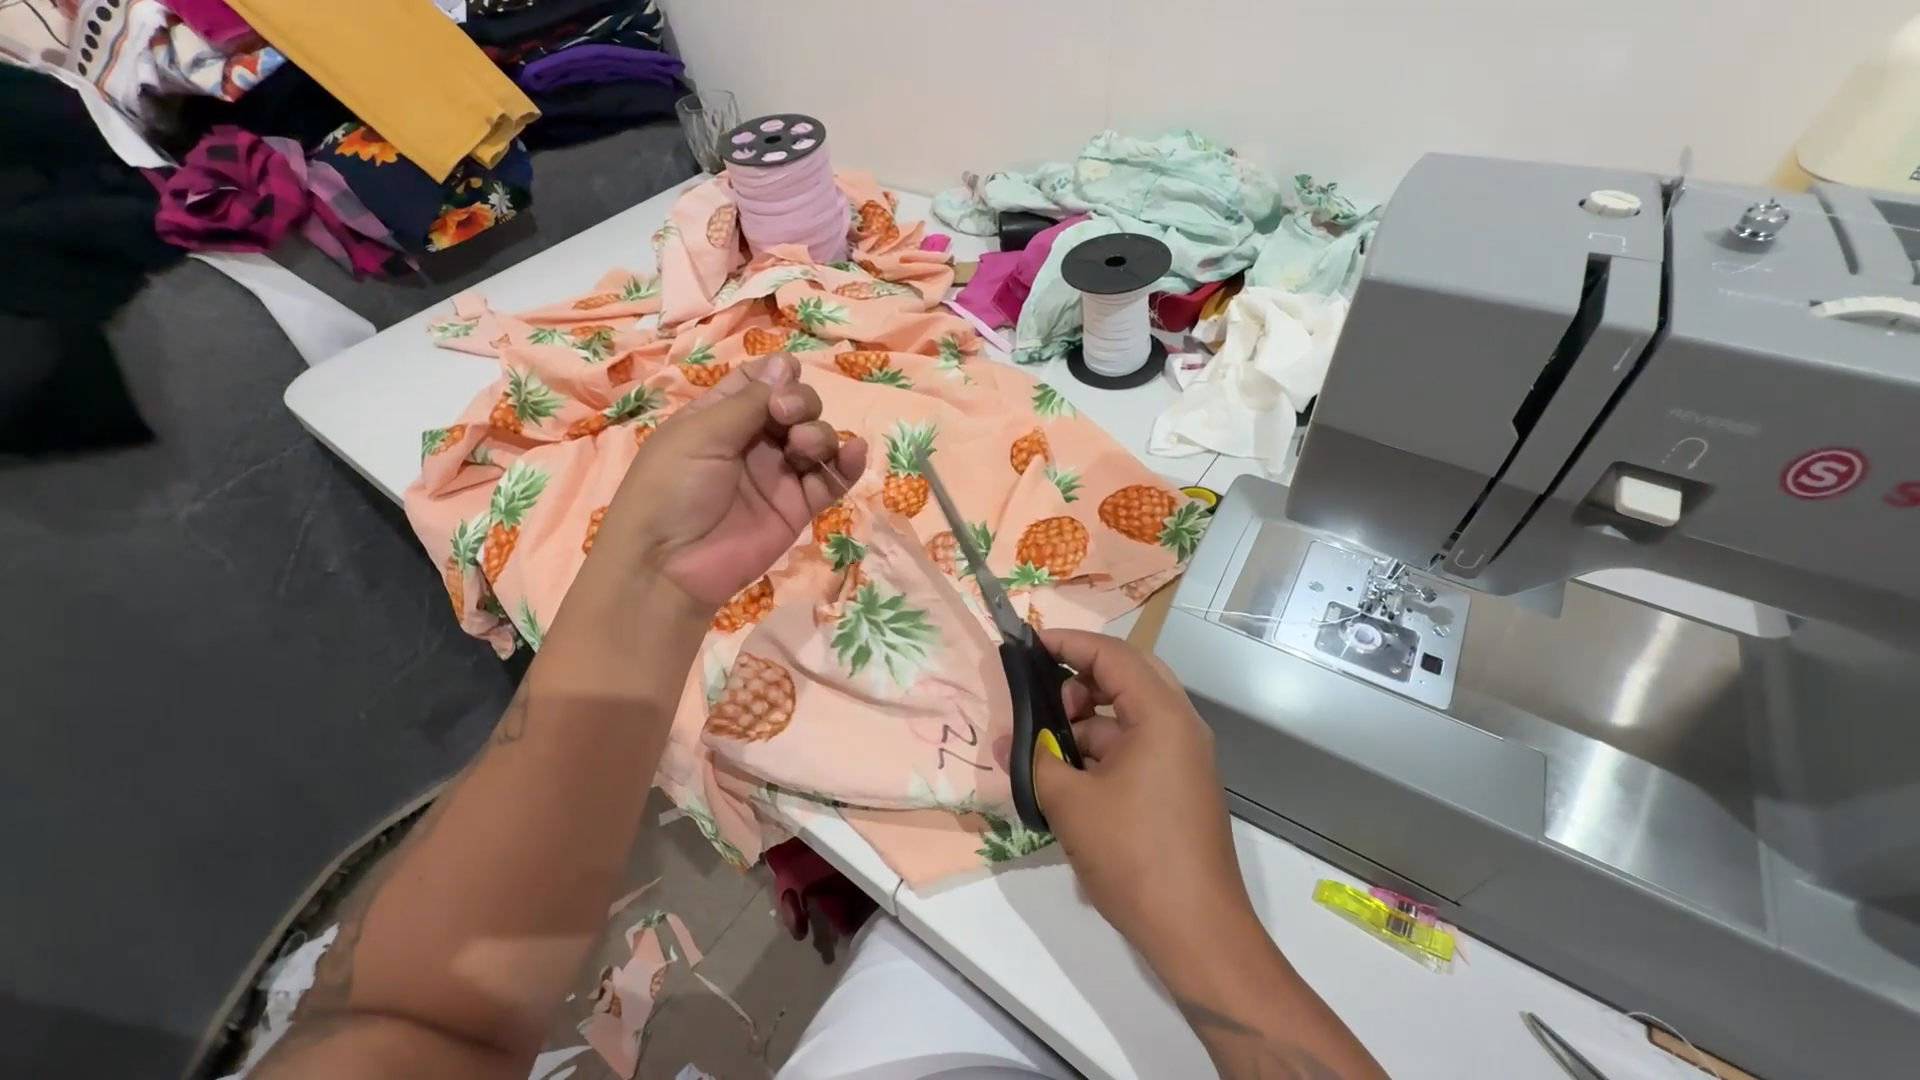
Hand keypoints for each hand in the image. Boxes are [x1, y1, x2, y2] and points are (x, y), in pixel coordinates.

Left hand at [600, 353, 866, 608]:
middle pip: (796, 406)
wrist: (669, 564)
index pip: (760, 384)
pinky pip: (831, 480)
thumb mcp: (702, 433)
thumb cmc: (671, 488)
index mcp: (720, 417)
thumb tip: (786, 361)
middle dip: (801, 403)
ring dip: (819, 432)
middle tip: (786, 417)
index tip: (784, 380)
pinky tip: (854, 452)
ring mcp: (778, 475)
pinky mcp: (799, 507)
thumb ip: (749, 401)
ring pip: (817, 439)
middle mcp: (753, 441)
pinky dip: (847, 464)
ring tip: (804, 446)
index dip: (778, 376)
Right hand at [1031, 629, 1256, 962]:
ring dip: (1087, 719)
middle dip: (1081, 677)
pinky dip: (1102, 749)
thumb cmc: (1133, 855)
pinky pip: (1137, 745)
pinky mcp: (1179, 785)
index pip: (1113, 654)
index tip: (1029, 644)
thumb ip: (1034, 760)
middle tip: (1043, 696)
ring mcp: (1184, 757)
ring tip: (1047, 746)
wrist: (1196, 930)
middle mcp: (1180, 725)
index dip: (1069, 643)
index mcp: (1162, 715)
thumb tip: (1003, 741)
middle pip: (1128, 675)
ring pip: (1129, 713)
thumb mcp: (1070, 803)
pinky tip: (1069, 776)